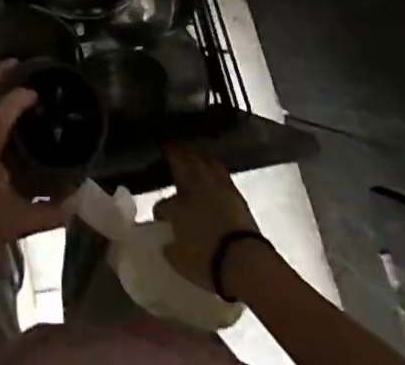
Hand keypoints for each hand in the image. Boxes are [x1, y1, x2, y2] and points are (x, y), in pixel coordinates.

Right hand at [155, 143, 262, 294]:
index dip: (160, 211)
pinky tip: (212, 167)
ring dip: (194, 153)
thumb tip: (168, 244)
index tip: (161, 219)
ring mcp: (216, 187)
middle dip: (173, 152)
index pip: (162, 205)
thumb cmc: (207, 262)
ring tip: (190, 150)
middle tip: (167, 143)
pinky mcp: (234, 191)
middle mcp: (194, 189)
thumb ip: (171, 249)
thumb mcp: (180, 261)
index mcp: (176, 206)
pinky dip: (213, 165)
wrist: (244, 259)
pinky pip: (220, 171)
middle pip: (181, 162)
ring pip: (202, 160)